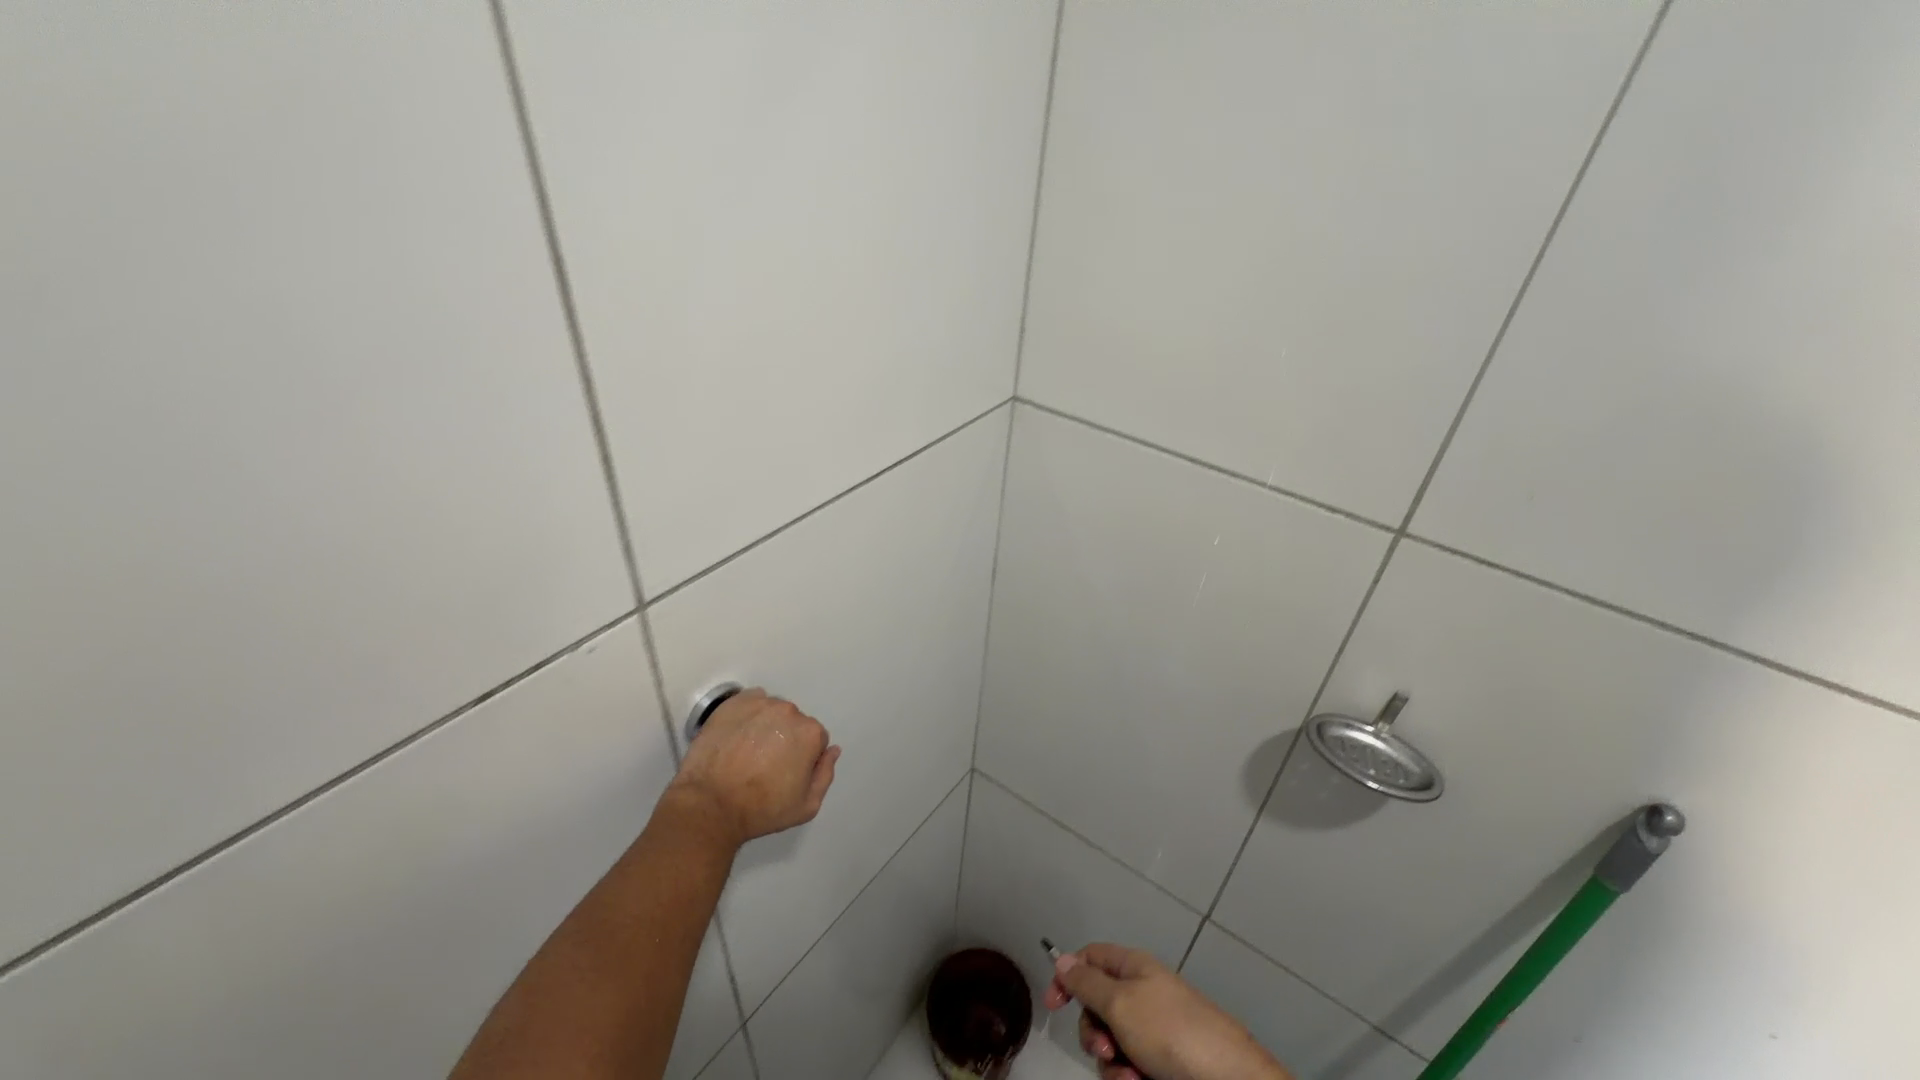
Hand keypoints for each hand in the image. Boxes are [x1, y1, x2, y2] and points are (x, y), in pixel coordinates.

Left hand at [666, 688, 839, 845]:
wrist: (710, 805)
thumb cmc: (762, 809)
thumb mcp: (806, 805)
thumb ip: (825, 774)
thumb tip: (832, 751)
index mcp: (810, 734)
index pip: (816, 740)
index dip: (803, 758)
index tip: (786, 773)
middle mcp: (788, 712)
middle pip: (794, 723)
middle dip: (786, 739)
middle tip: (765, 764)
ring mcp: (759, 704)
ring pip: (771, 712)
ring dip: (766, 726)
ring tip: (747, 752)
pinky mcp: (732, 704)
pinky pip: (750, 702)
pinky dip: (748, 715)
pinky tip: (738, 736)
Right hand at [1046, 944, 1291, 1079]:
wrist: (1224, 1077)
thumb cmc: (1169, 1030)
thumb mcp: (1119, 1002)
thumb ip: (1086, 981)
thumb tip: (1061, 958)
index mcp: (1132, 967)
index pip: (1090, 957)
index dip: (1067, 975)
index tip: (1053, 1005)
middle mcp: (1140, 994)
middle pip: (1095, 1006)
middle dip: (1092, 1032)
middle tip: (1103, 1047)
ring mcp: (1151, 1029)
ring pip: (1108, 1042)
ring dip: (1111, 1062)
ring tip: (1131, 1074)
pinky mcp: (1158, 1060)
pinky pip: (1126, 1064)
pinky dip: (1127, 1075)